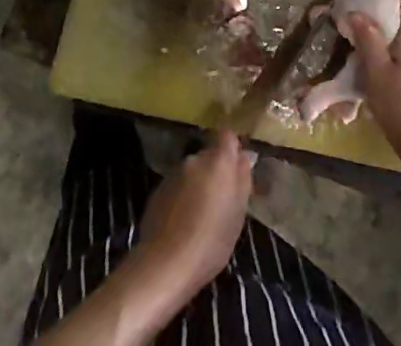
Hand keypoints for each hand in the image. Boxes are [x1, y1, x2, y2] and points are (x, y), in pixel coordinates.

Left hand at [137, 131, 253, 292]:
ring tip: (202, 215)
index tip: (238, 168)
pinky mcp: (157, 191)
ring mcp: (172, 174)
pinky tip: (183, 222)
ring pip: (192, 171)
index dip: (233, 148)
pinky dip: (183, 196)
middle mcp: (194, 160)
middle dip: (217, 171)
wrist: (165, 265)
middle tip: (223, 200)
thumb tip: (243, 159)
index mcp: (218, 162)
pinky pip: (177, 186)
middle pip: (209, 155)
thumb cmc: (212, 241)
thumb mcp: (238, 214)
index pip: (228, 136)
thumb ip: (242, 181)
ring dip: (199, 184)